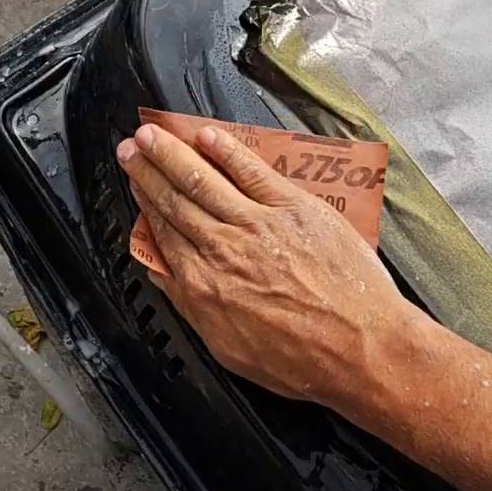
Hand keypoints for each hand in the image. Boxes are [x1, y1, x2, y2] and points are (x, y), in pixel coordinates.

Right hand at [116, 122, 424, 406]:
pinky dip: (227, 151)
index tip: (133, 181)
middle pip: (175, 199)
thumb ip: (188, 305)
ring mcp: (258, 224)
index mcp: (203, 283)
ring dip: (173, 152)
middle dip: (147, 169)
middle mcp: (223, 247)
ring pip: (203, 179)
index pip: (163, 230)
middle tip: (129, 147)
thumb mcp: (227, 347)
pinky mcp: (294, 208)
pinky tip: (207, 135)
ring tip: (152, 133)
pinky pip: (253, 172)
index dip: (144, 200)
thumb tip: (162, 275)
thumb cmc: (301, 357)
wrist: (362, 350)